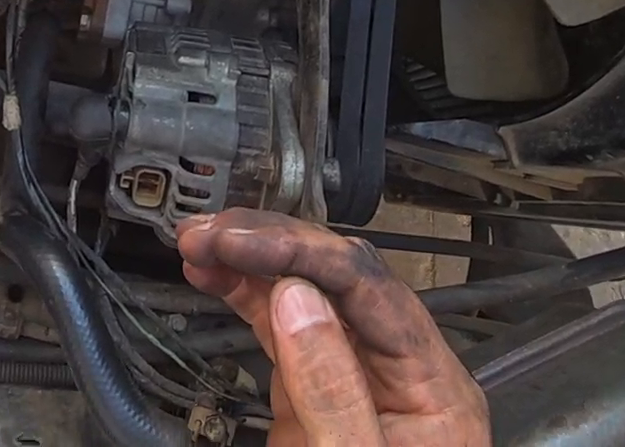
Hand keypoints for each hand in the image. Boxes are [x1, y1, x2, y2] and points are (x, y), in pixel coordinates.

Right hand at [178, 209, 489, 446]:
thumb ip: (333, 391)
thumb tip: (297, 296)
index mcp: (430, 383)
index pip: (365, 283)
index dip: (297, 249)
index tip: (235, 240)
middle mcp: (393, 361)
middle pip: (332, 271)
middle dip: (265, 243)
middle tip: (207, 235)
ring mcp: (352, 367)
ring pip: (300, 285)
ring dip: (245, 259)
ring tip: (194, 244)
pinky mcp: (314, 379)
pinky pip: (277, 317)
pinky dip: (240, 290)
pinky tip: (209, 274)